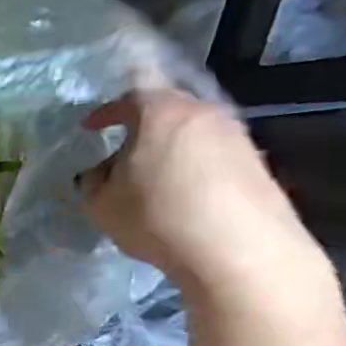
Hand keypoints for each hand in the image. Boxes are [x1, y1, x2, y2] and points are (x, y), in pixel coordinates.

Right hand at [82, 89, 328, 297]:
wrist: (238, 248)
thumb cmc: (157, 216)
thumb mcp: (101, 203)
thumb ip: (93, 180)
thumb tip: (102, 171)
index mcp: (161, 113)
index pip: (130, 97)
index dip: (106, 111)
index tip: (90, 127)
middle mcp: (203, 113)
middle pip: (167, 108)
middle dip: (141, 125)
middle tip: (120, 149)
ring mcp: (236, 135)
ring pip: (192, 131)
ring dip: (168, 146)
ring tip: (150, 174)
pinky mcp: (255, 162)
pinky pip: (212, 153)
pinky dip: (191, 165)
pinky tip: (180, 192)